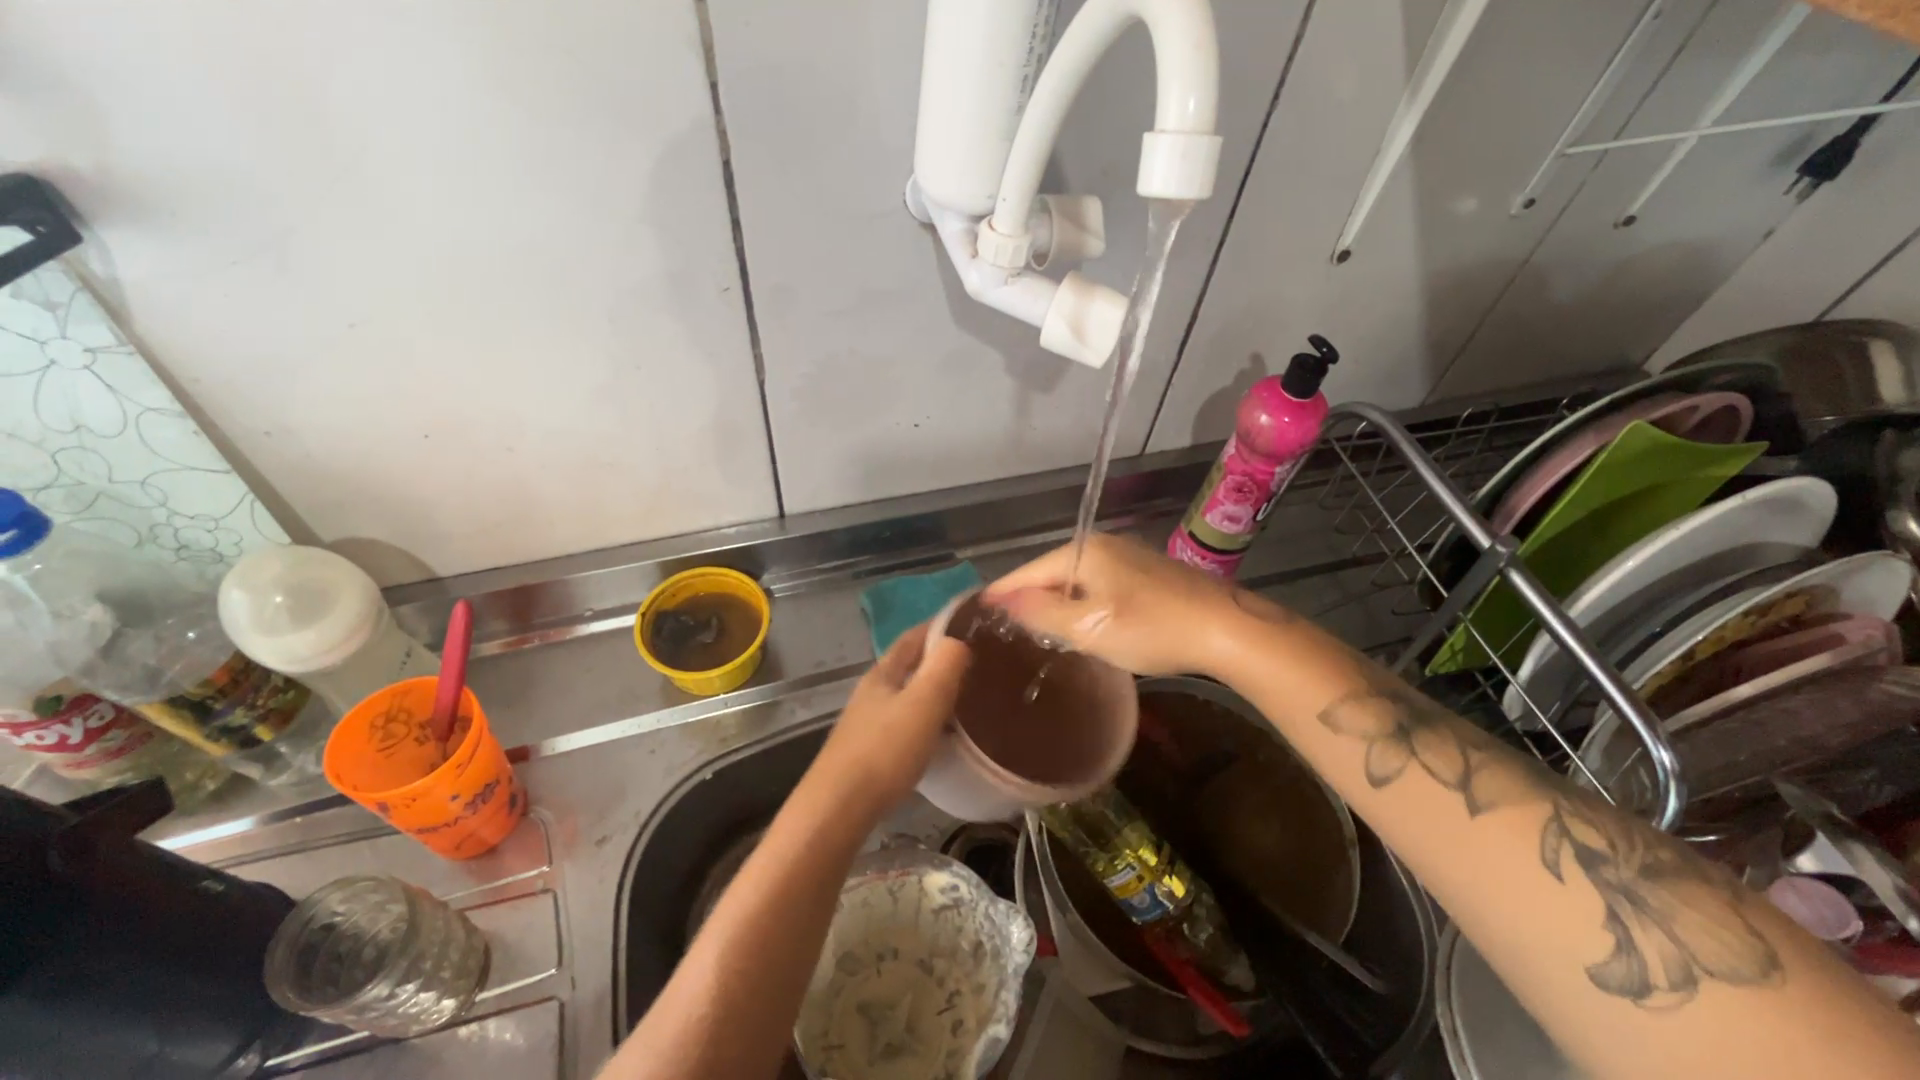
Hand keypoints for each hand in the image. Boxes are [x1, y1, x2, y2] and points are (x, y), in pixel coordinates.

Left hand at [810, 622, 971, 808]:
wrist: (840, 808)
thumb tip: (960, 640)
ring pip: (910, 698)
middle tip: (984, 667)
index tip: (976, 627)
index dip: (943, 626)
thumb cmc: (885, 751)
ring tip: (974, 702)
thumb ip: (945, 666)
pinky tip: (947, 739)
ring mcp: (869, 724)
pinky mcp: (871, 754)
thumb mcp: (923, 702)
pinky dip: (931, 723)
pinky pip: (908, 726)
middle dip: (944, 662)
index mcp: (883, 673)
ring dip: (939, 695)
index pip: (915, 636)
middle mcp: (873, 693)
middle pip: (912, 667)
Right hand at [983, 533, 1292, 675]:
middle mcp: (1104, 546)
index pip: (1028, 572)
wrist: (1227, 629)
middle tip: (1002, 626)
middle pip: (1052, 572)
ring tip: (1034, 628)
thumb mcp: (1089, 628)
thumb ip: (1041, 613)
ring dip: (1056, 601)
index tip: (975, 611)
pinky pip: (1100, 585)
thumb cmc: (1151, 629)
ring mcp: (1129, 557)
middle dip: (1027, 597)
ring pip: (1078, 580)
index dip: (1002, 593)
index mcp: (1084, 552)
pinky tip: (1081, 623)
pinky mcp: (1148, 574)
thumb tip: (1002, 600)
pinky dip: (1082, 602)